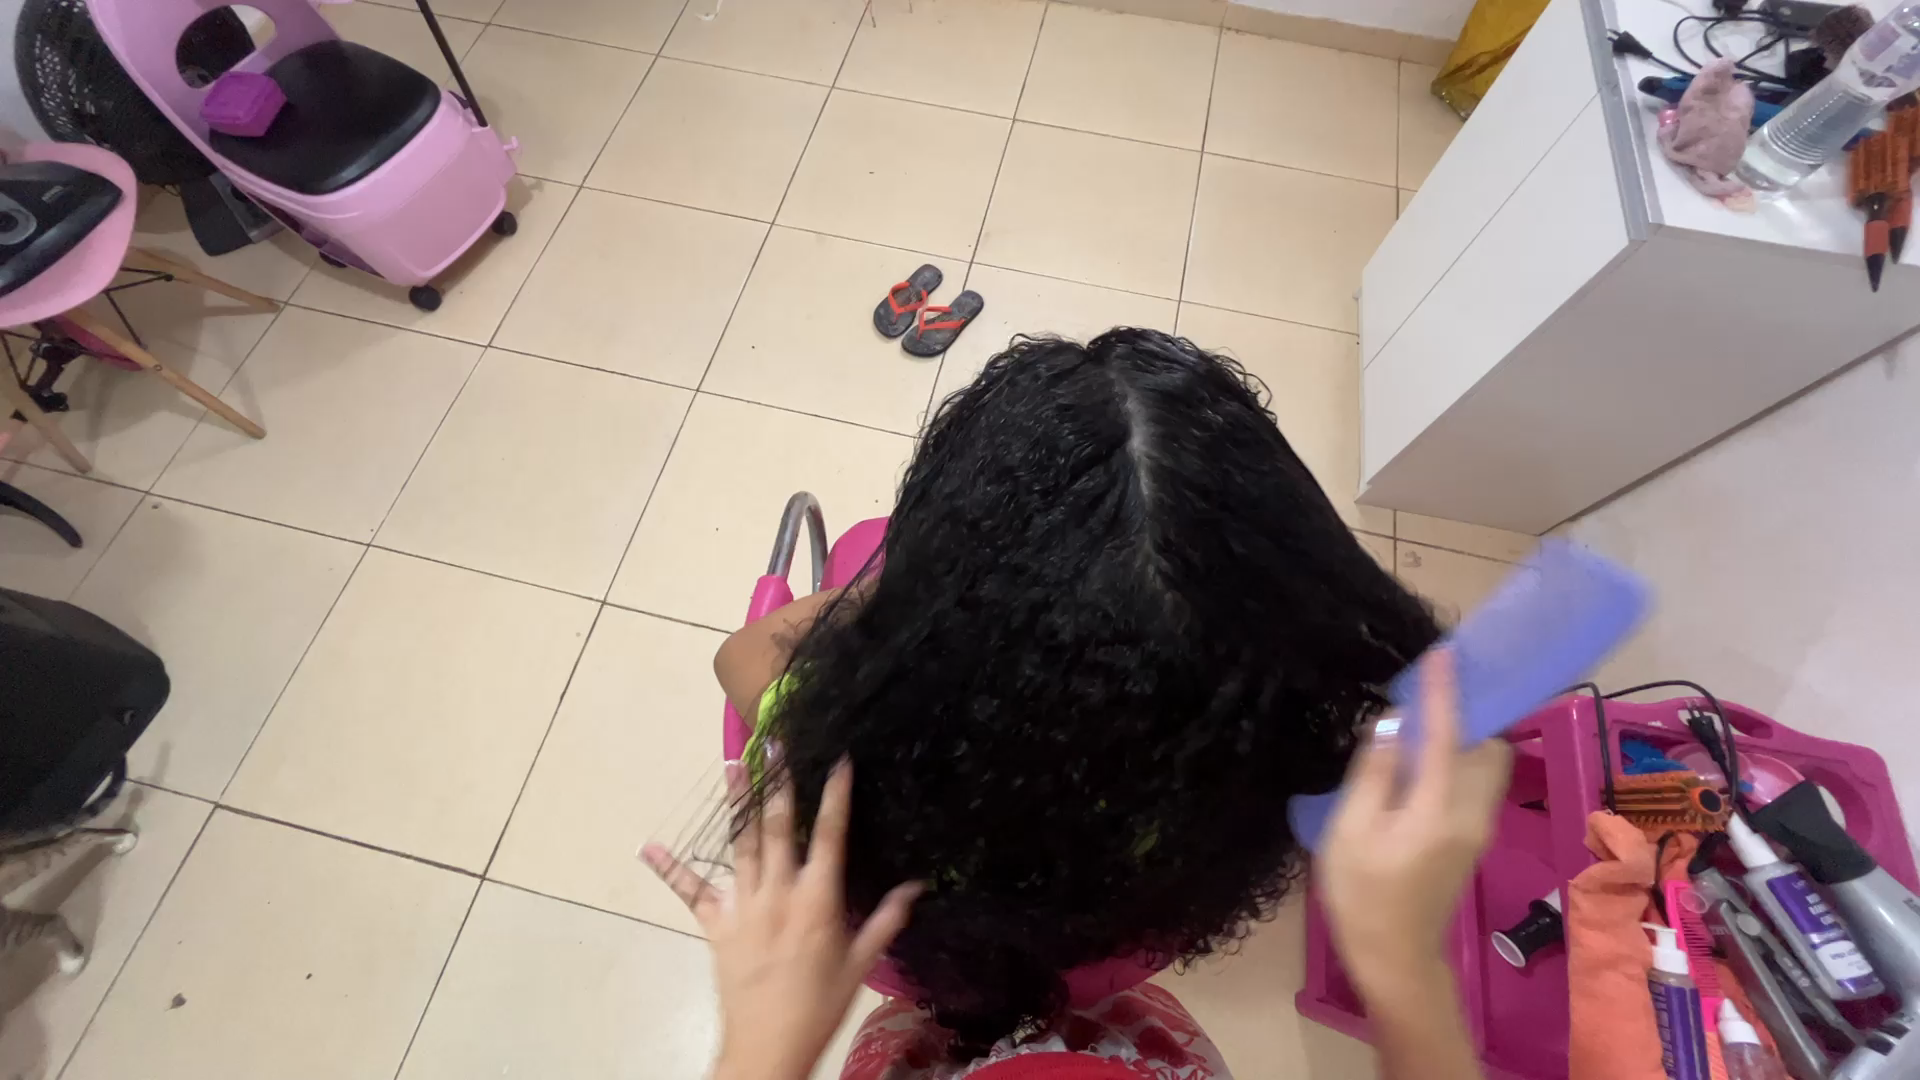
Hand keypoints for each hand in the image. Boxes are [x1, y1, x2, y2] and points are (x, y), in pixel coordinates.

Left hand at [642, 762, 922, 1079]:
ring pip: (739, 844)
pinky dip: (672, 869)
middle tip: (776, 745)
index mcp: (817, 898)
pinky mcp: (717, 926)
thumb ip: (886, 920)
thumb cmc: (820, 1005)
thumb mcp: (861, 964)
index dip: (836, 796)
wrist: (766, 1051)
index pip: (830, 835)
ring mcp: (744, 906)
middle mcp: (779, 892)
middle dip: (780, 783)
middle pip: (779, 827)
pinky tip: (650, 847)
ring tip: (733, 765)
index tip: (839, 761)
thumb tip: (917, 885)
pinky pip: (692, 893)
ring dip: (737, 803)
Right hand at [1318, 649, 1512, 998]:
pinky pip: (1471, 781)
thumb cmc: (1362, 892)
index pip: (1448, 737)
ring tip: (1412, 720)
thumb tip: (1389, 725)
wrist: (1394, 957)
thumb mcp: (1351, 829)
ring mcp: (1475, 828)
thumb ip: (1373, 773)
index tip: (1444, 654)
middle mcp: (1471, 814)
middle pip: (1487, 748)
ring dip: (1459, 734)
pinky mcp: (1467, 836)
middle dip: (1466, 713)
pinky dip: (1453, 756)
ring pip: (1484, 765)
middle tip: (1422, 692)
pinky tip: (1412, 758)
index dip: (1445, 693)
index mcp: (1439, 809)